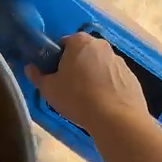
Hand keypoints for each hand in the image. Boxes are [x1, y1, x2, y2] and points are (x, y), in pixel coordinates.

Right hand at [23, 33, 150, 132]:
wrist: (117, 119)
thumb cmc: (78, 98)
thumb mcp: (50, 90)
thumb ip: (37, 76)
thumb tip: (29, 68)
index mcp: (79, 41)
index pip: (64, 44)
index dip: (57, 59)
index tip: (56, 76)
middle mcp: (101, 45)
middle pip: (83, 53)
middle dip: (77, 66)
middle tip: (69, 88)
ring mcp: (119, 60)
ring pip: (100, 66)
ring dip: (94, 76)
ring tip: (89, 100)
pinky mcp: (132, 77)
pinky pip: (115, 79)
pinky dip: (109, 87)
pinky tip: (105, 105)